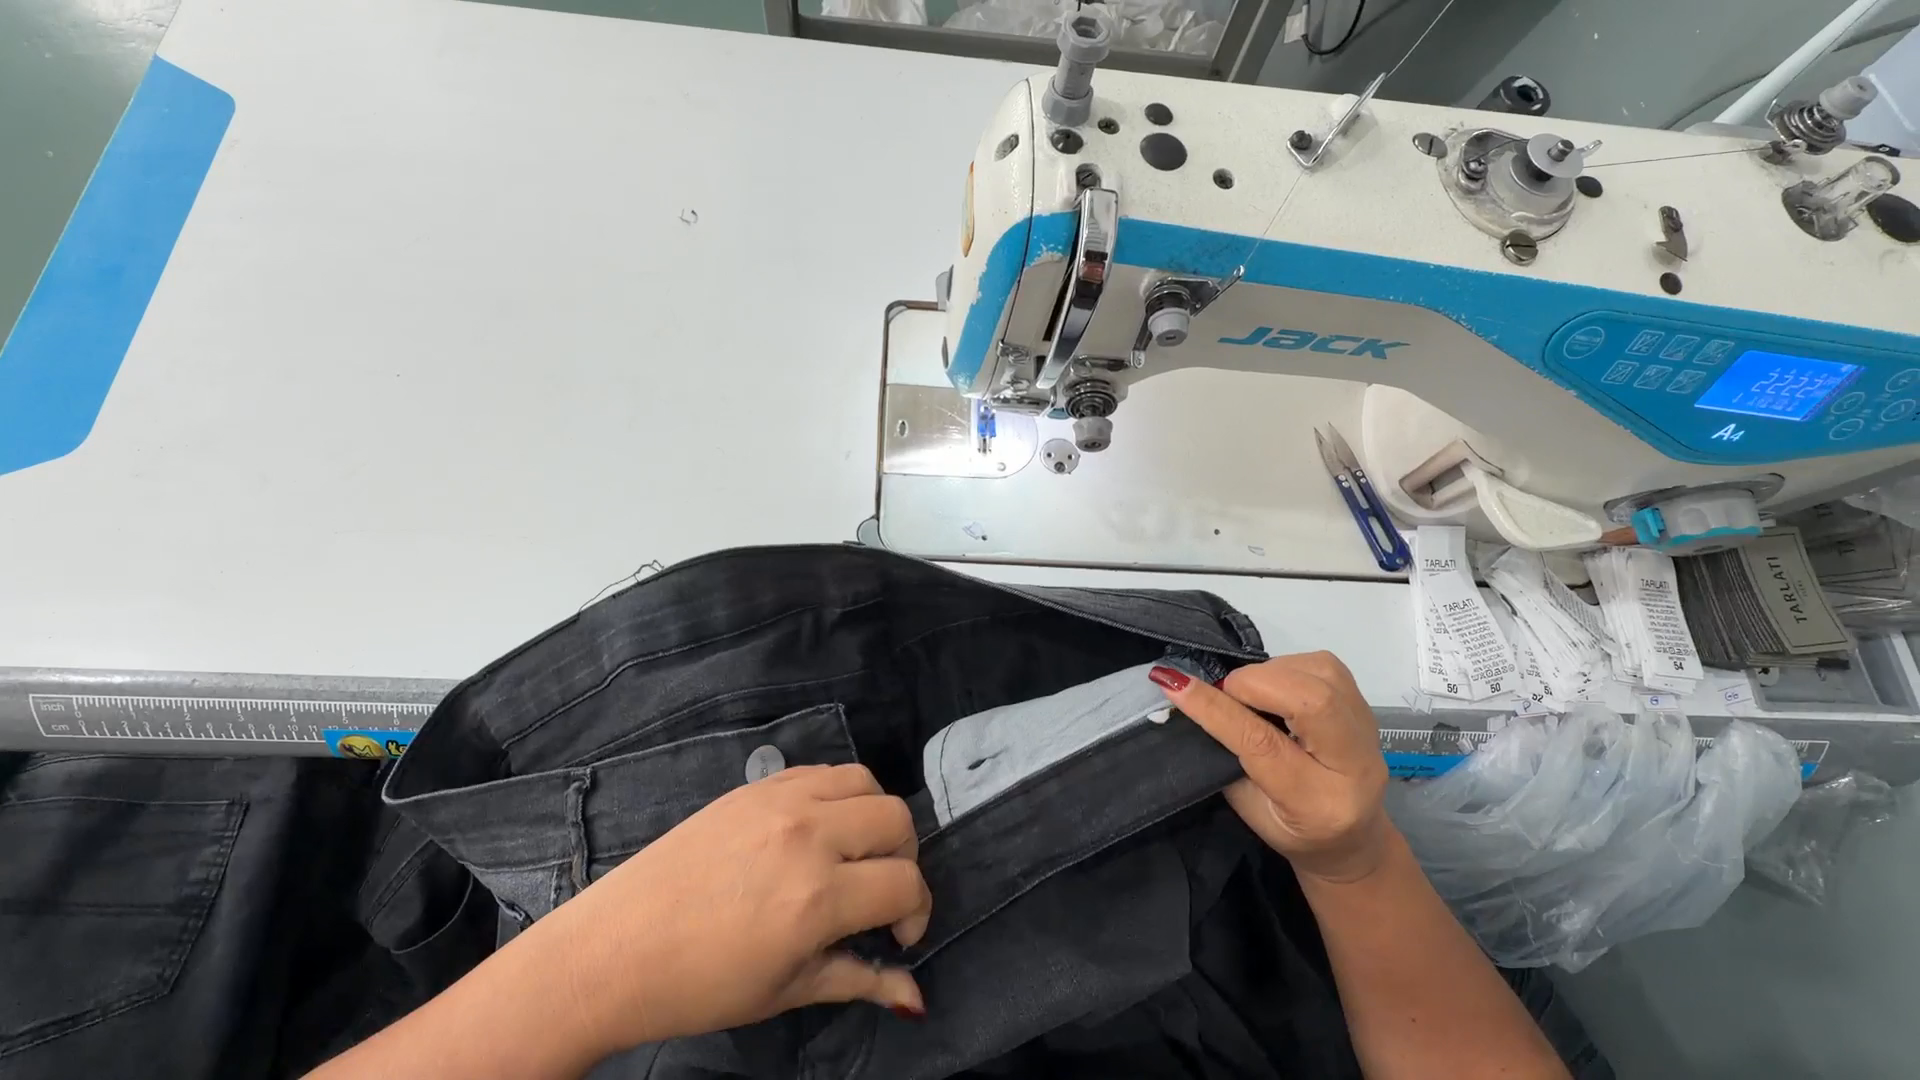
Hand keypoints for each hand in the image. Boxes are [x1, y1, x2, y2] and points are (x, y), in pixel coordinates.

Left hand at [540, 763, 931, 1056]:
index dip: (915, 913)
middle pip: (897, 820)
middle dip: (904, 859)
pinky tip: (819, 830)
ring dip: (876, 817)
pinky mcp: (754, 786)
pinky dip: (838, 795)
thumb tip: (917, 997)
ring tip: (854, 854)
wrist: (614, 949)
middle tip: (879, 893)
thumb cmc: (699, 987)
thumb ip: (859, 980)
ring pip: (865, 782)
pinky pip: (820, 771)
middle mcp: (809, 835)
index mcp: (817, 897)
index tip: (896, 936)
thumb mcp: (786, 990)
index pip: (904, 883)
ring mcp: (780, 801)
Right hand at [1150, 652, 1391, 883]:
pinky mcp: (1366, 707)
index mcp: (1316, 801)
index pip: (1261, 742)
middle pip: (1311, 700)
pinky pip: (1327, 667)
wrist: (1355, 840)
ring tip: (1250, 691)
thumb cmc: (1292, 830)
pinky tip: (1276, 686)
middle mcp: (1353, 764)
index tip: (1174, 684)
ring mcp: (1367, 731)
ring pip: (1321, 673)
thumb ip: (1224, 755)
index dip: (1214, 708)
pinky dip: (1290, 666)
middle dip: (1254, 682)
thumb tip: (1189, 697)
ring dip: (1272, 671)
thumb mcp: (1249, 807)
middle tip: (1226, 692)